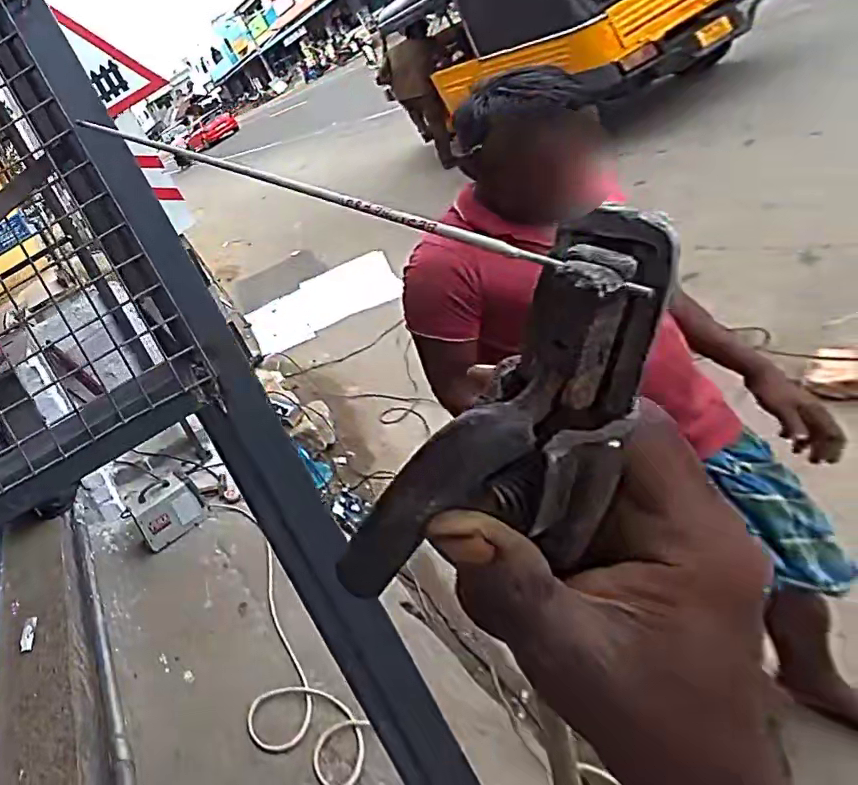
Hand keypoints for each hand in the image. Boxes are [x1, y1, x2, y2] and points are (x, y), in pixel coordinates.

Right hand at [427, 404, 783, 784]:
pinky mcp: (632, 536)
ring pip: (578, 457)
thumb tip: (446, 521)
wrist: (682, 761)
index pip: (640, 430)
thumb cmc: (639, 708)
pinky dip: (520, 487)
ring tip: (468, 490)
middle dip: (522, 432)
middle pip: (600, 434)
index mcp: (694, 536)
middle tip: (457, 441)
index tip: (487, 393)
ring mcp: (659, 527)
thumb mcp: (562, 646)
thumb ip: (508, 582)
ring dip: (515, 464)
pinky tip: (490, 516)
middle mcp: (685, 519)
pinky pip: (570, 485)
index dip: (567, 399)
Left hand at [747, 363, 844, 462]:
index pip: (833, 436)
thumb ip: (793, 424)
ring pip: (812, 430)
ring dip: (808, 442)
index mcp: (817, 414)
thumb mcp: (780, 409)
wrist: (759, 374)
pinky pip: (799, 423)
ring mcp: (804, 409)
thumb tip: (804, 441)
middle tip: (813, 461)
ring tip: (797, 452)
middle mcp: (816, 412)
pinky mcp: (791, 406)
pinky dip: (795, 432)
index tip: (824, 461)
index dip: (831, 450)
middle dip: (822, 449)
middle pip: (826, 435)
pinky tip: (783, 437)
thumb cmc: (770, 391)